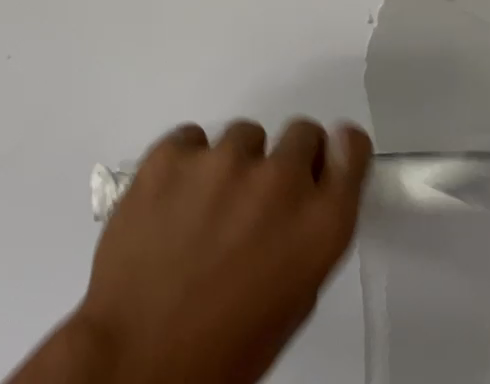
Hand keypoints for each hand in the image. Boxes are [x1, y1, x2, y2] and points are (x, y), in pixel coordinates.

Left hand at [65, 119, 371, 383]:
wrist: (139, 356)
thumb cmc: (225, 346)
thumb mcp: (295, 298)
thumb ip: (309, 235)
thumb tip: (302, 202)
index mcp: (321, 222)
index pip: (351, 146)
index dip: (338, 151)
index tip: (325, 159)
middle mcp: (280, 181)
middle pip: (301, 133)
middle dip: (287, 159)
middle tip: (260, 195)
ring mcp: (223, 162)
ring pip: (244, 134)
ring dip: (235, 163)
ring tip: (208, 206)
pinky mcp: (171, 156)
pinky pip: (191, 138)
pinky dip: (187, 162)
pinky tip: (175, 200)